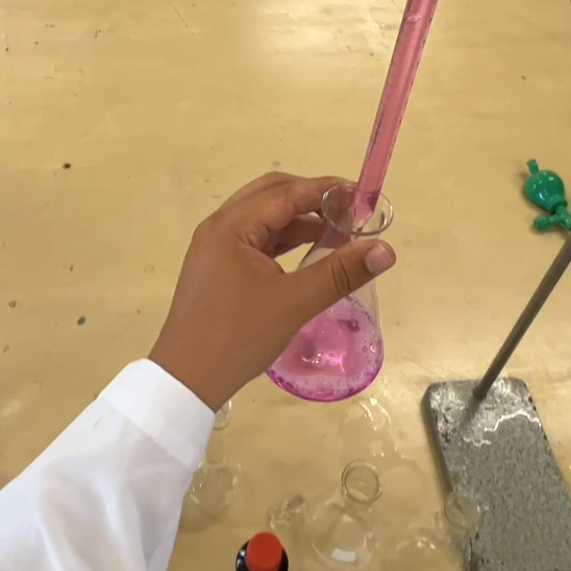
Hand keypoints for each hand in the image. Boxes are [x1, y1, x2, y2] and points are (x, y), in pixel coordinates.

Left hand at [149, 173, 396, 409]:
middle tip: (351, 213)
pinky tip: (312, 253)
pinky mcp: (219, 266)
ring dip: (301, 220)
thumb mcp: (294, 303)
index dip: (327, 190)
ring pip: (265, 217)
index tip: (364, 197)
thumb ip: (341, 272)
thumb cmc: (237, 337)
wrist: (185, 379)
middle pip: (273, 194)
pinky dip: (285, 240)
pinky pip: (257, 239)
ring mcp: (216, 246)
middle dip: (313, 199)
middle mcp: (220, 226)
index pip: (287, 192)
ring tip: (340, 234)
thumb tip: (385, 249)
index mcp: (232, 226)